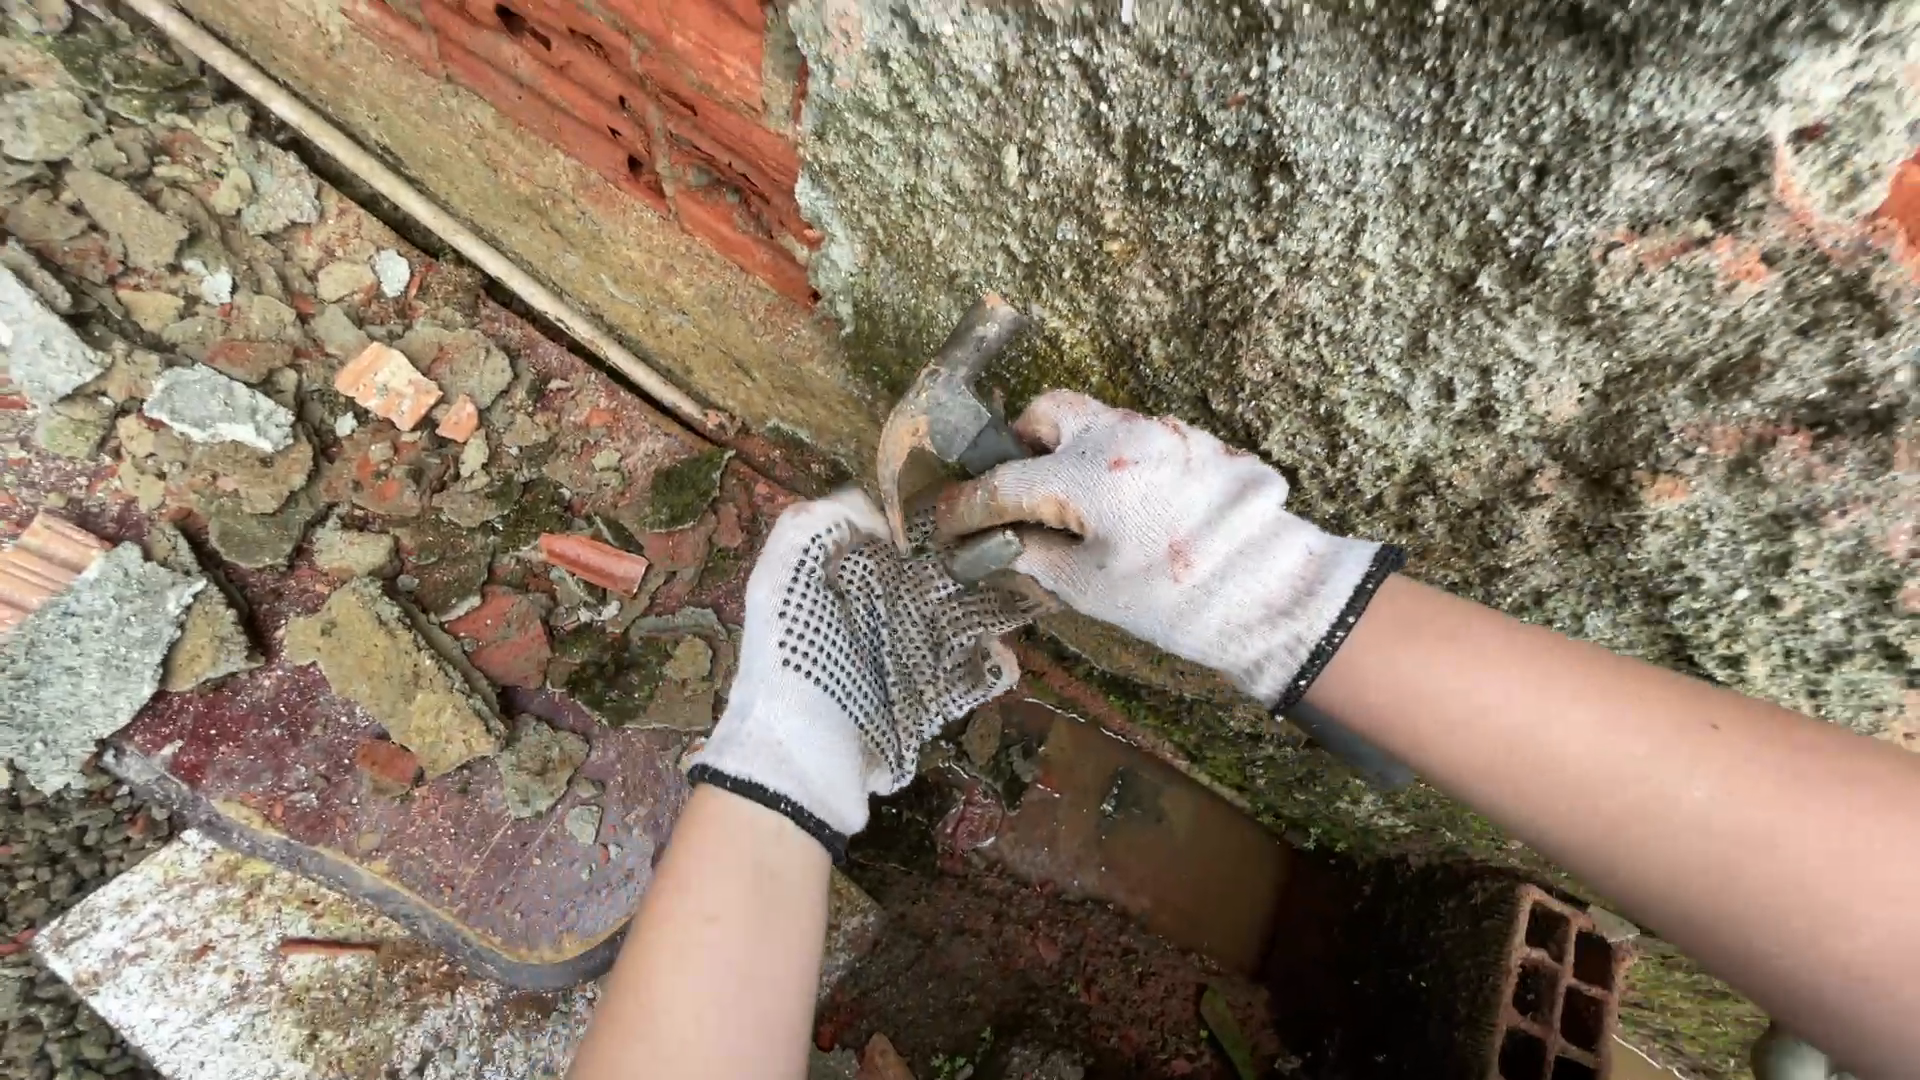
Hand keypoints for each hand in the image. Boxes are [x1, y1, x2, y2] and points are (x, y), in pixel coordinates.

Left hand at [690, 489, 1021, 858]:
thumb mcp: (781, 579)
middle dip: (980, 558)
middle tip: (1018, 546)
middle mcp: (887, 611)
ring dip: (998, 606)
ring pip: (969, 618)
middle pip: (945, 574)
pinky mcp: (933, 697)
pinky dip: (996, 665)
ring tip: (1029, 594)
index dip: (935, 518)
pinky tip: (1003, 656)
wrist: (802, 758)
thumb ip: (814, 526)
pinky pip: (975, 675)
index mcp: (853, 579)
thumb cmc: (793, 659)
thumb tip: (874, 509)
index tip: (971, 504)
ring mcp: (914, 655)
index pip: (902, 536)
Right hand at [935, 391, 1401, 708]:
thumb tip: (987, 545)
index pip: (1003, 484)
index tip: (943, 522)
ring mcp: (1161, 432)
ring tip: (1068, 500)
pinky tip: (1119, 503)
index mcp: (1090, 479)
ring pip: (1090, 417)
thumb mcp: (1088, 588)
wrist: (1274, 596)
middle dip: (1018, 447)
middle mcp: (1122, 438)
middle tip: (1016, 491)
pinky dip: (1104, 458)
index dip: (965, 506)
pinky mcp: (1190, 440)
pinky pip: (1128, 434)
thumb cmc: (1175, 602)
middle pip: (1046, 412)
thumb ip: (1028, 555)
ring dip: (1063, 449)